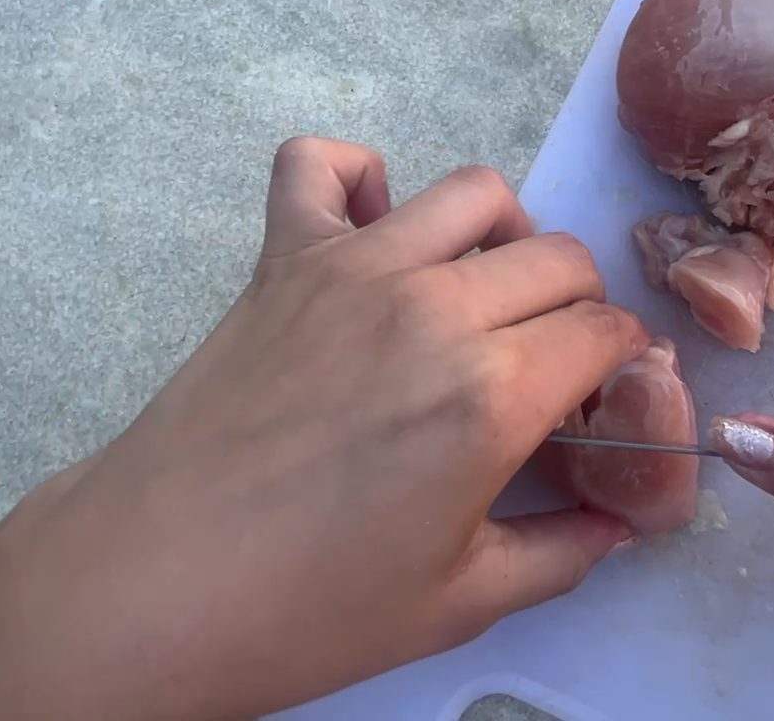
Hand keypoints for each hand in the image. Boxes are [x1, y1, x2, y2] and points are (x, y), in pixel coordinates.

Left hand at [0, 138, 647, 720]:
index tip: (608, 379)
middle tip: (551, 348)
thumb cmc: (310, 609)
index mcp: (493, 394)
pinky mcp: (286, 254)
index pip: (605, 330)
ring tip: (484, 282)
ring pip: (473, 191)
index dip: (624, 353)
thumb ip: (565, 552)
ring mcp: (357, 266)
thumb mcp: (463, 602)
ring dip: (505, 230)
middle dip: (581, 300)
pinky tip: (369, 227)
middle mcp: (437, 307)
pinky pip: (320, 165)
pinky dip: (355, 178)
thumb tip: (620, 520)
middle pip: (560, 255)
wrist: (149, 587)